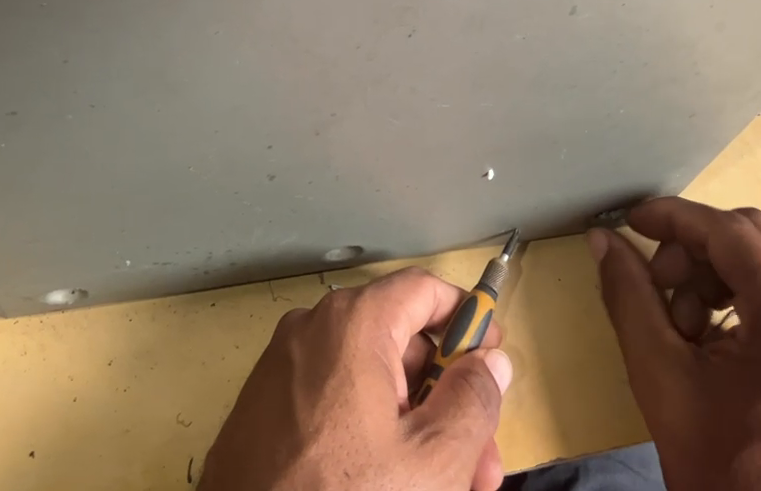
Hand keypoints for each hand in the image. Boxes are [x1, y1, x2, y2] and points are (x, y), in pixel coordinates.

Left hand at [200, 267, 514, 490]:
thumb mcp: (432, 457)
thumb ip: (473, 399)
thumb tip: (490, 360)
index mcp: (352, 321)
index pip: (423, 289)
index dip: (467, 317)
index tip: (493, 355)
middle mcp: (313, 328)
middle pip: (400, 340)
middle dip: (447, 393)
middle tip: (481, 454)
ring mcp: (285, 365)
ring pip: (370, 377)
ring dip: (416, 420)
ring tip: (449, 481)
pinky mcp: (267, 403)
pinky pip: (335, 397)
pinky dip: (372, 426)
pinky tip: (394, 475)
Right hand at [588, 199, 760, 490]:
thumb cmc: (725, 476)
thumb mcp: (661, 380)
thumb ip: (629, 297)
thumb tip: (603, 239)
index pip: (732, 233)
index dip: (674, 218)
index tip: (631, 223)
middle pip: (760, 238)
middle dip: (698, 247)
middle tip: (660, 286)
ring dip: (724, 274)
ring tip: (689, 327)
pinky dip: (753, 301)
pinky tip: (723, 346)